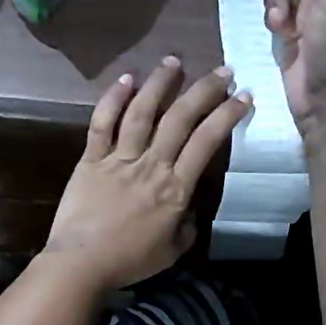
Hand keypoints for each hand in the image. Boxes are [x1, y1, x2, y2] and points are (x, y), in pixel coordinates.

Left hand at [40, 58, 251, 293]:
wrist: (82, 263)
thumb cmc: (130, 261)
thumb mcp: (173, 250)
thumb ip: (187, 225)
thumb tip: (190, 206)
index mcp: (175, 189)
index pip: (207, 142)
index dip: (227, 115)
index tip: (243, 96)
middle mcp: (151, 165)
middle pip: (180, 119)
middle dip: (205, 90)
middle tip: (222, 70)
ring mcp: (119, 159)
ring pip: (142, 112)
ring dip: (160, 83)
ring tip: (175, 61)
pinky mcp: (91, 160)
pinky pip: (102, 124)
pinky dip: (113, 99)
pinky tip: (127, 78)